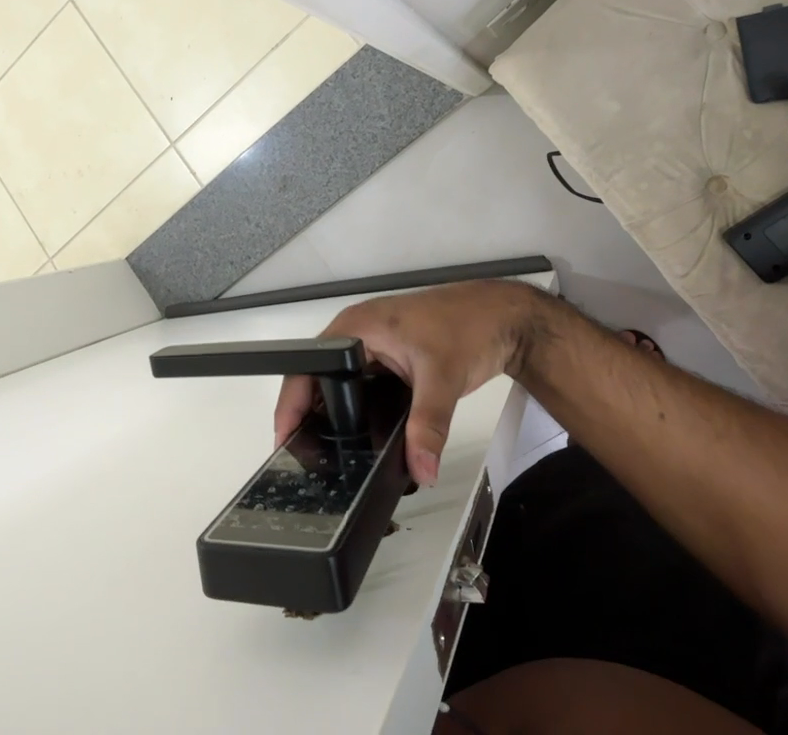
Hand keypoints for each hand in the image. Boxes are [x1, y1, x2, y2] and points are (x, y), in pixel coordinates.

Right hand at [272, 280, 550, 485]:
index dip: (290, 406)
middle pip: (315, 380)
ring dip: (332, 417)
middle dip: (307, 418)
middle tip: (305, 459)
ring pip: (337, 387)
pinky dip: (357, 413)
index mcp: (353, 329)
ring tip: (328, 456)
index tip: (284, 442)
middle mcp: (354, 335)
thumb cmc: (468, 327)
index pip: (305, 369)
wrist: (504, 317)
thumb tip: (421, 470)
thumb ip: (428, 426)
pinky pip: (359, 389)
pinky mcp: (387, 360)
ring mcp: (370, 347)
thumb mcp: (443, 379)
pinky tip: (362, 440)